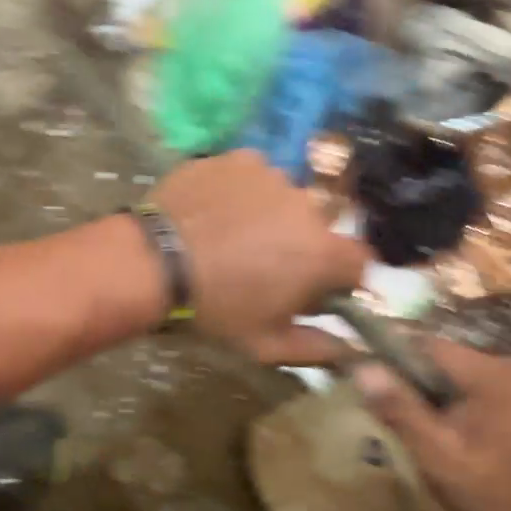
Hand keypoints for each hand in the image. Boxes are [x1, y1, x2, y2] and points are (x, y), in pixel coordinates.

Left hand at [150, 150, 370, 365]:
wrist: (152, 264)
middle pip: (320, 227)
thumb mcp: (266, 344)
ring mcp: (272, 176)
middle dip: (304, 246)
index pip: (359, 261)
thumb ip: (318, 348)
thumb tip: (352, 350)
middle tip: (266, 266)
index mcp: (323, 252)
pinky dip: (243, 193)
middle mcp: (307, 205)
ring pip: (285, 198)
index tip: (319, 290)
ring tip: (233, 237)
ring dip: (272, 215)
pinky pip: (253, 177)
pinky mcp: (238, 159)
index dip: (343, 278)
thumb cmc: (215, 310)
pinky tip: (215, 213)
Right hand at [353, 340, 510, 510]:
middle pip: (445, 357)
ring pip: (461, 370)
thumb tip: (363, 368)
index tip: (371, 377)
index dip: (394, 356)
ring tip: (424, 423)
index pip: (428, 345)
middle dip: (417, 379)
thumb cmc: (489, 489)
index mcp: (492, 373)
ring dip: (438, 390)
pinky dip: (460, 398)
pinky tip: (453, 427)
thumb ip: (400, 409)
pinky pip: (480, 383)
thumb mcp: (436, 453)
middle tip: (396, 412)